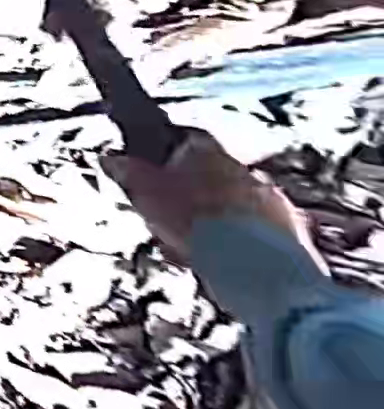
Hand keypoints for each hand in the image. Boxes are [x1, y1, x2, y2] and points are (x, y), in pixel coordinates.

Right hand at [102, 131, 322, 268]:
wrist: (259, 272)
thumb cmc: (190, 219)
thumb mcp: (141, 190)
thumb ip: (125, 170)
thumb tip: (111, 158)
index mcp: (211, 154)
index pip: (189, 136)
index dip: (168, 145)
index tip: (152, 159)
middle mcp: (249, 173)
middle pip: (215, 171)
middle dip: (194, 185)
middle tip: (168, 202)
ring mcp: (279, 207)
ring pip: (237, 201)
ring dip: (215, 212)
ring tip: (189, 234)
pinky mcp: (297, 239)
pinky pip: (258, 229)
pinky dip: (237, 237)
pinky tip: (215, 253)